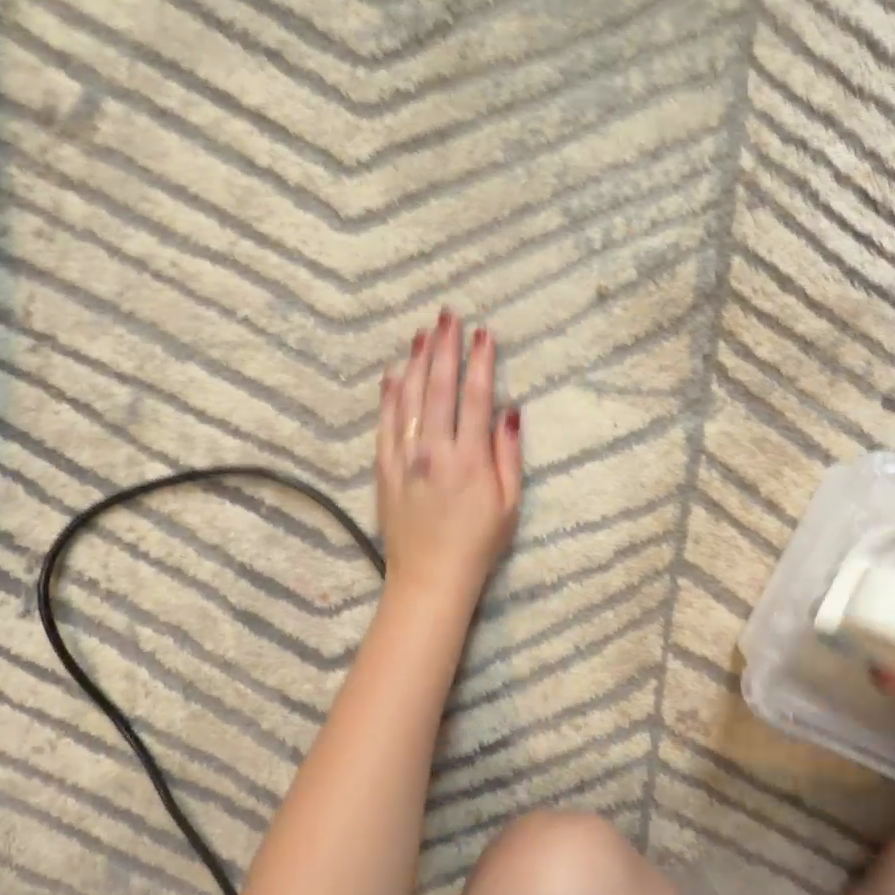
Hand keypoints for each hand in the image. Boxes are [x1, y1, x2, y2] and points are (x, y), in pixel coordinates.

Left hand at [376, 309, 521, 605]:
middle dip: (444, 347)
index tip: (483, 334)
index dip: (480, 362)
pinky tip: (392, 372)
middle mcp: (433, 451)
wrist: (430, 578)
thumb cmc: (478, 544)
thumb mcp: (509, 504)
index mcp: (469, 459)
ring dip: (415, 361)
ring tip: (422, 332)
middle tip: (448, 315)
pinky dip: (388, 394)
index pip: (475, 397)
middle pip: (438, 387)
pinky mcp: (384, 469)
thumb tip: (510, 411)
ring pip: (407, 398)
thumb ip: (509, 454)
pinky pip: (384, 422)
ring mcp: (404, 458)